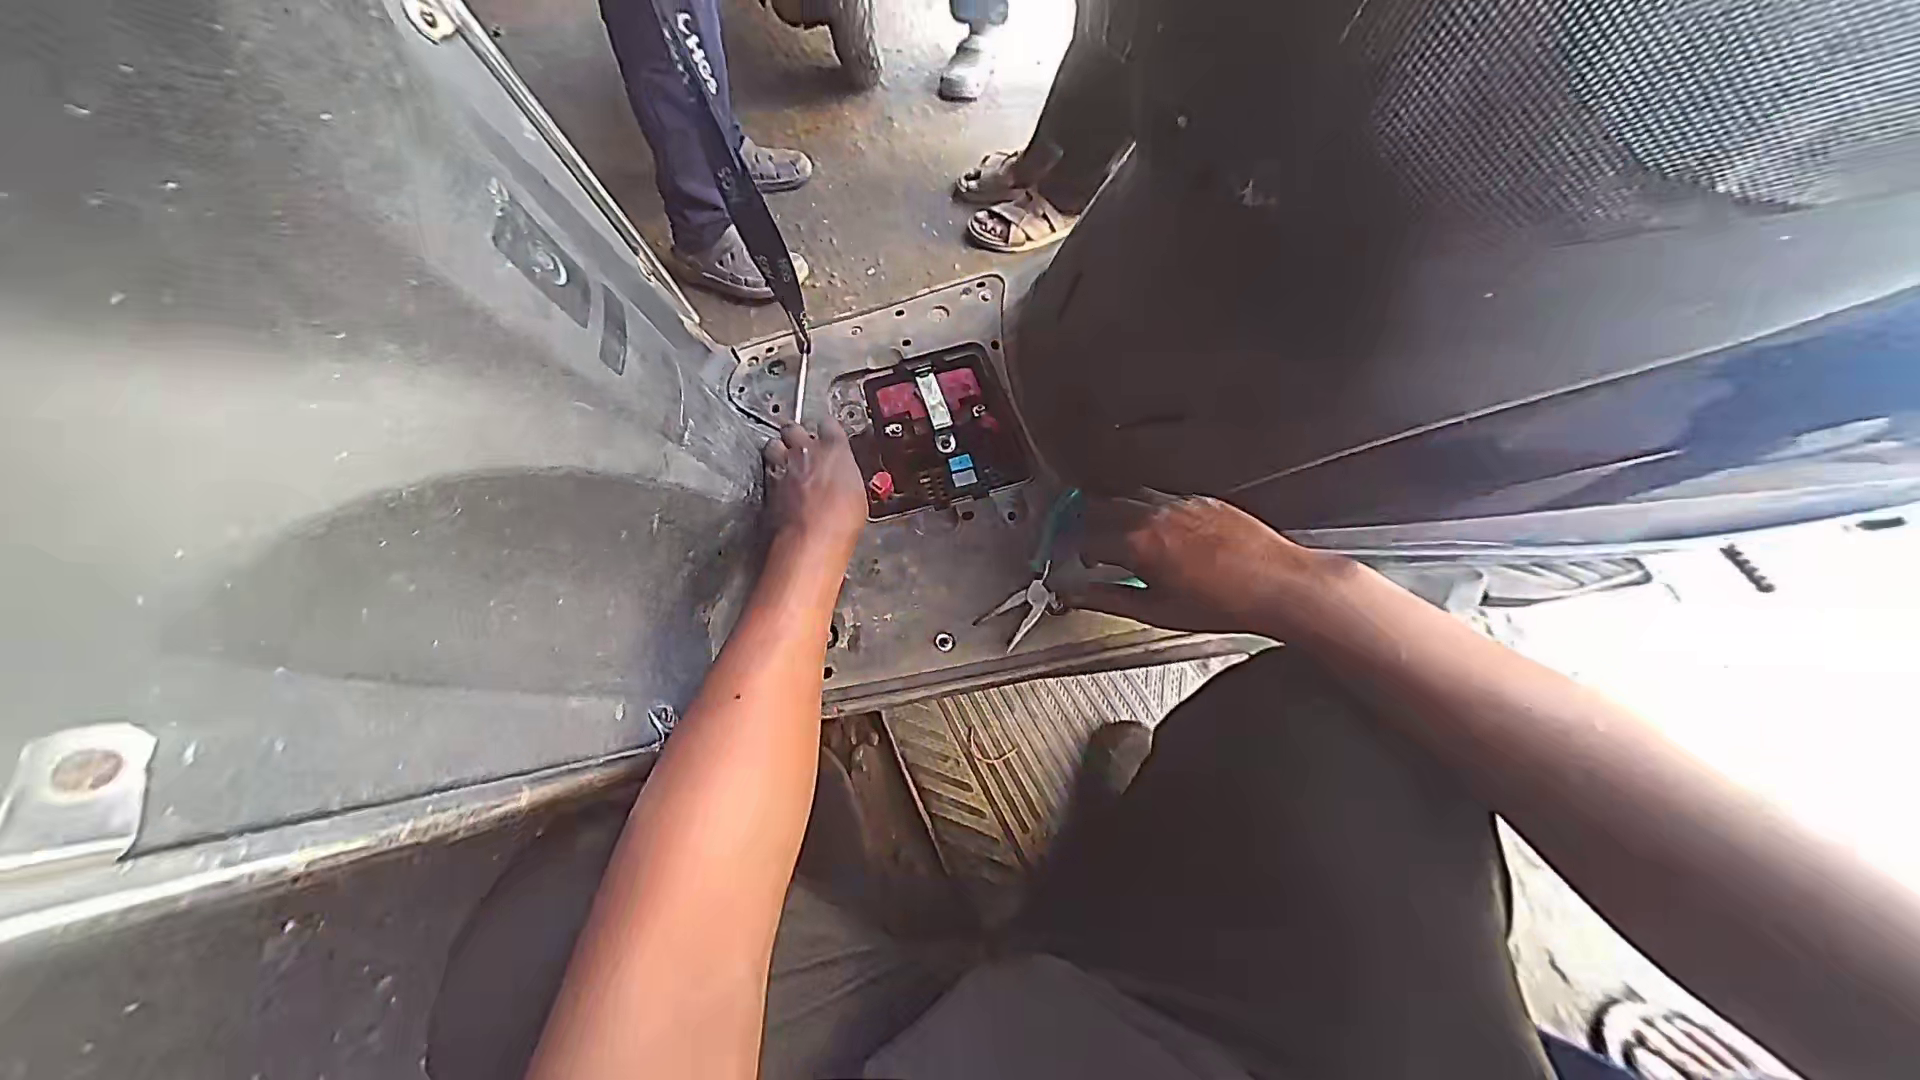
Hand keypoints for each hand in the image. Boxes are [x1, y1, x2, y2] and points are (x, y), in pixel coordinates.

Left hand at [762, 420, 866, 556]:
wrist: (810, 541)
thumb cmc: (839, 521)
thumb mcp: (859, 495)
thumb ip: (847, 476)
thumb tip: (845, 479)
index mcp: (833, 448)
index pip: (828, 424)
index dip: (828, 428)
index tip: (829, 432)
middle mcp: (805, 452)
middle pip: (794, 427)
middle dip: (797, 434)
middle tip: (803, 445)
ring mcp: (783, 467)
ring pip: (774, 445)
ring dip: (779, 450)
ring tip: (787, 461)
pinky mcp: (768, 486)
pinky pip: (767, 470)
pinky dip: (772, 474)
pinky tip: (781, 486)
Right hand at [1066, 491, 1344, 636]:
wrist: (1279, 587)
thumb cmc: (1226, 604)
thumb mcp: (1157, 611)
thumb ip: (1111, 599)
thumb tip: (1083, 595)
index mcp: (1139, 545)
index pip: (1089, 540)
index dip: (1081, 553)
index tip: (1086, 562)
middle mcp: (1156, 517)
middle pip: (1103, 506)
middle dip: (1090, 523)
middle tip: (1091, 540)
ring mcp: (1181, 504)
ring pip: (1133, 495)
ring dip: (1119, 510)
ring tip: (1122, 531)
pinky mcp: (1204, 501)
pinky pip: (1166, 495)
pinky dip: (1152, 508)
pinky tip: (1161, 527)